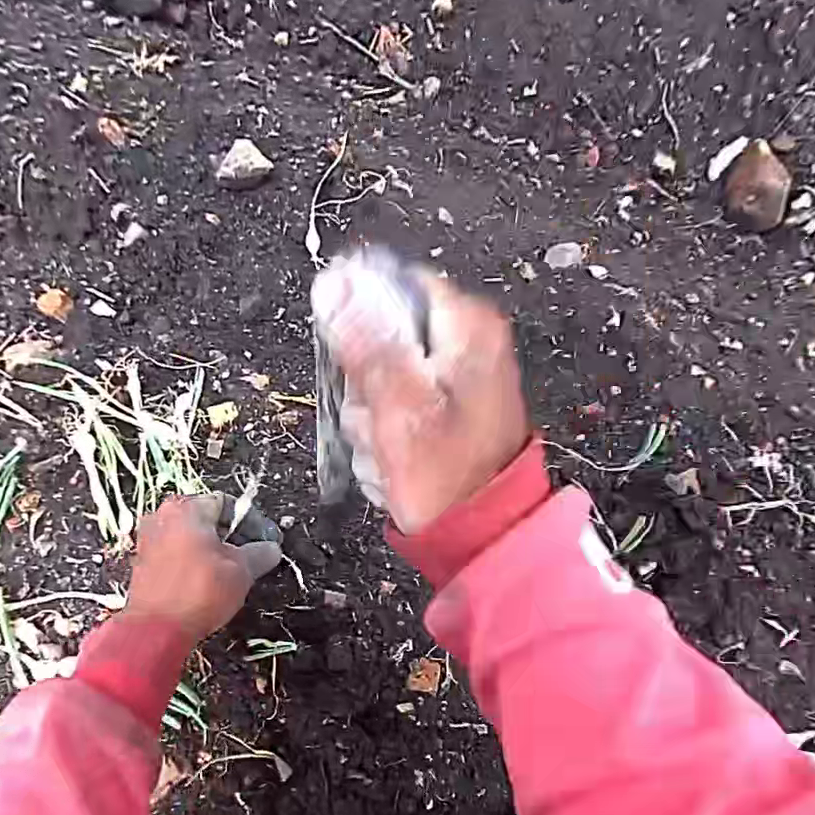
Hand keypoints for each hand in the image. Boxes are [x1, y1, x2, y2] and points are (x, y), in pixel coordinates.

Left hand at [122, 493, 280, 639]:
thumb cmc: (201, 591)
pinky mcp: (144, 563)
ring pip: (193, 536)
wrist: (156, 631)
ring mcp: (149, 540)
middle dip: (235, 535)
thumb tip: (271, 549)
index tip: (267, 541)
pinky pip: (179, 552)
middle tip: (254, 555)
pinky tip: (212, 581)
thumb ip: (261, 553)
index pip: (228, 504)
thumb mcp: (243, 570)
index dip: (253, 521)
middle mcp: (162, 517)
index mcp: (187, 510)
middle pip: (209, 518)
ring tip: (236, 571)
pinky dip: (197, 560)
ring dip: (216, 549)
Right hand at [312, 265, 530, 533]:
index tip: (351, 363)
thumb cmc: (445, 475)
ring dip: (373, 417)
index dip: (359, 317)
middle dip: (367, 384)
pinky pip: (394, 406)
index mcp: (467, 327)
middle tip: (380, 422)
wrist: (479, 532)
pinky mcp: (445, 409)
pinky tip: (398, 458)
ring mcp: (456, 378)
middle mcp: (467, 344)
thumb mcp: (400, 405)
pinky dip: (388, 434)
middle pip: (383, 335)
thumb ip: (368, 341)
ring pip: (381, 376)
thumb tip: (335, 281)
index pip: (393, 284)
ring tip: (390, 449)